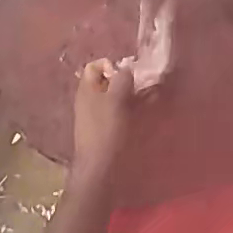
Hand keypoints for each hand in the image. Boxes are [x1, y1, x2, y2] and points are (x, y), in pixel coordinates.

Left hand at [72, 58, 133, 174]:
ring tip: (146, 99)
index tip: (126, 76)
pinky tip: (141, 114)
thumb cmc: (106, 129)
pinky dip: (129, 109)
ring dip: (130, 95)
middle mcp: (88, 99)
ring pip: (114, 97)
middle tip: (141, 87)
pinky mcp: (104, 128)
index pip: (95, 66)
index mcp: (86, 89)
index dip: (111, 65)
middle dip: (125, 81)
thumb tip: (127, 69)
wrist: (98, 167)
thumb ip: (122, 79)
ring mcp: (95, 115)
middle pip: (106, 81)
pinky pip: (117, 111)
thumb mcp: (115, 99)